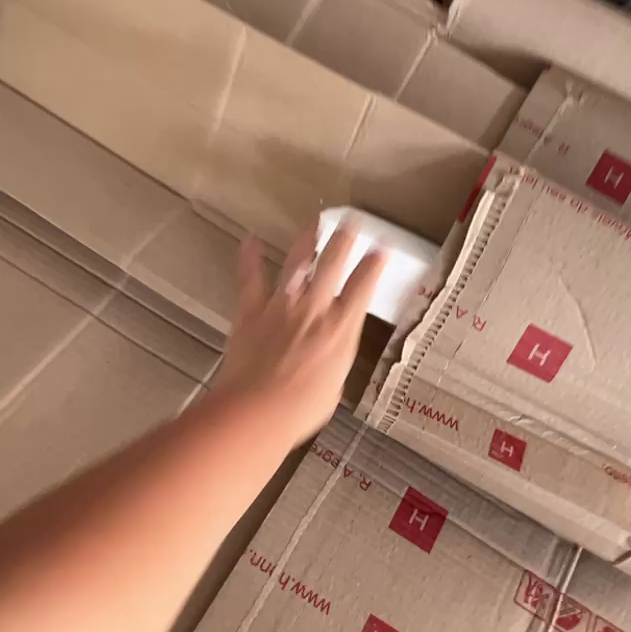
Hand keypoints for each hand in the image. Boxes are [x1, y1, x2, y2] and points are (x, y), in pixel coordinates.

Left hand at [212, 218, 384, 446]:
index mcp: (341, 327)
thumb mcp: (335, 383)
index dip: (374, 264)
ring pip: (297, 263)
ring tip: (313, 223)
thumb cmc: (303, 407)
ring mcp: (282, 305)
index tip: (381, 248)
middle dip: (344, 239)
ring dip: (307, 240)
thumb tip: (332, 350)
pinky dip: (249, 259)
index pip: (363, 286)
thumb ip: (336, 357)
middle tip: (351, 222)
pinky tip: (249, 241)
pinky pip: (250, 279)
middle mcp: (315, 307)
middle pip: (333, 263)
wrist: (258, 410)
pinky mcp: (251, 311)